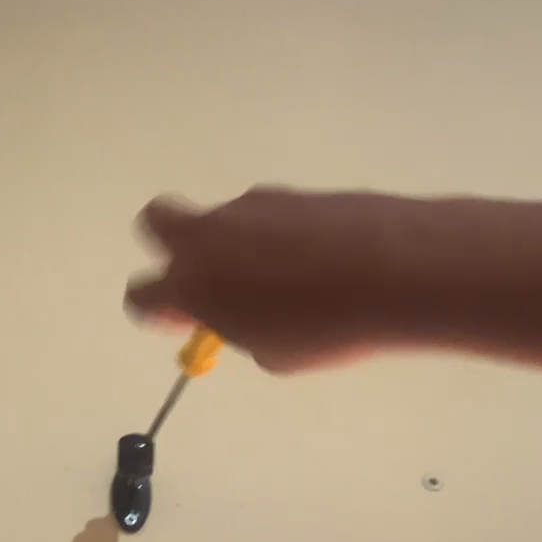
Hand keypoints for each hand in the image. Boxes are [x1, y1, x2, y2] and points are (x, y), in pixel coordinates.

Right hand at [125, 188, 423, 371]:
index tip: (182, 321)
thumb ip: (237, 328)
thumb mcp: (271, 349)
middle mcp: (209, 234)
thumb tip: (237, 315)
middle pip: (155, 220)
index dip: (156, 310)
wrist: (400, 269)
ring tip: (291, 280)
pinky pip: (268, 216)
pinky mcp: (291, 192)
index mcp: (191, 282)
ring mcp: (249, 206)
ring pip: (222, 220)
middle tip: (206, 276)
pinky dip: (279, 236)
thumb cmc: (325, 328)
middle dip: (168, 244)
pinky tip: (321, 261)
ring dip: (237, 244)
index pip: (141, 294)